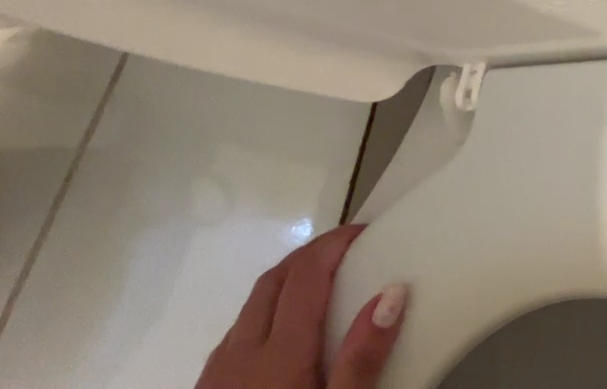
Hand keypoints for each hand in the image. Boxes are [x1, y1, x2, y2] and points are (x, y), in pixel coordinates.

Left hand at [196, 224, 407, 388]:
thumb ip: (364, 358)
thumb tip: (392, 292)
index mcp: (277, 355)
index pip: (306, 275)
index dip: (334, 243)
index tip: (365, 232)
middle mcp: (238, 356)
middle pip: (272, 282)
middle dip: (310, 254)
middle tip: (350, 250)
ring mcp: (215, 378)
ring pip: (248, 307)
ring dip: (286, 282)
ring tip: (323, 284)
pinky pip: (234, 336)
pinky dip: (264, 313)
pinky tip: (283, 336)